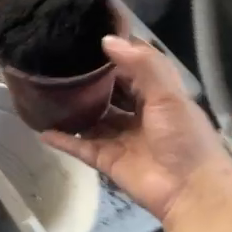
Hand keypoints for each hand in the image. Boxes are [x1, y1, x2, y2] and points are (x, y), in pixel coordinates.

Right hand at [43, 36, 231, 221]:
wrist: (191, 191)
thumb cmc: (184, 137)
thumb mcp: (169, 95)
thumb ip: (142, 65)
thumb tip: (106, 39)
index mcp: (158, 97)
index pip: (131, 70)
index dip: (112, 56)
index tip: (84, 40)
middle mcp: (138, 116)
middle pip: (108, 94)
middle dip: (88, 82)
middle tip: (57, 64)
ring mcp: (120, 138)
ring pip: (91, 120)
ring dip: (72, 110)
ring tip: (44, 92)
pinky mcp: (106, 160)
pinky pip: (79, 146)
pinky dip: (62, 139)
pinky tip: (41, 129)